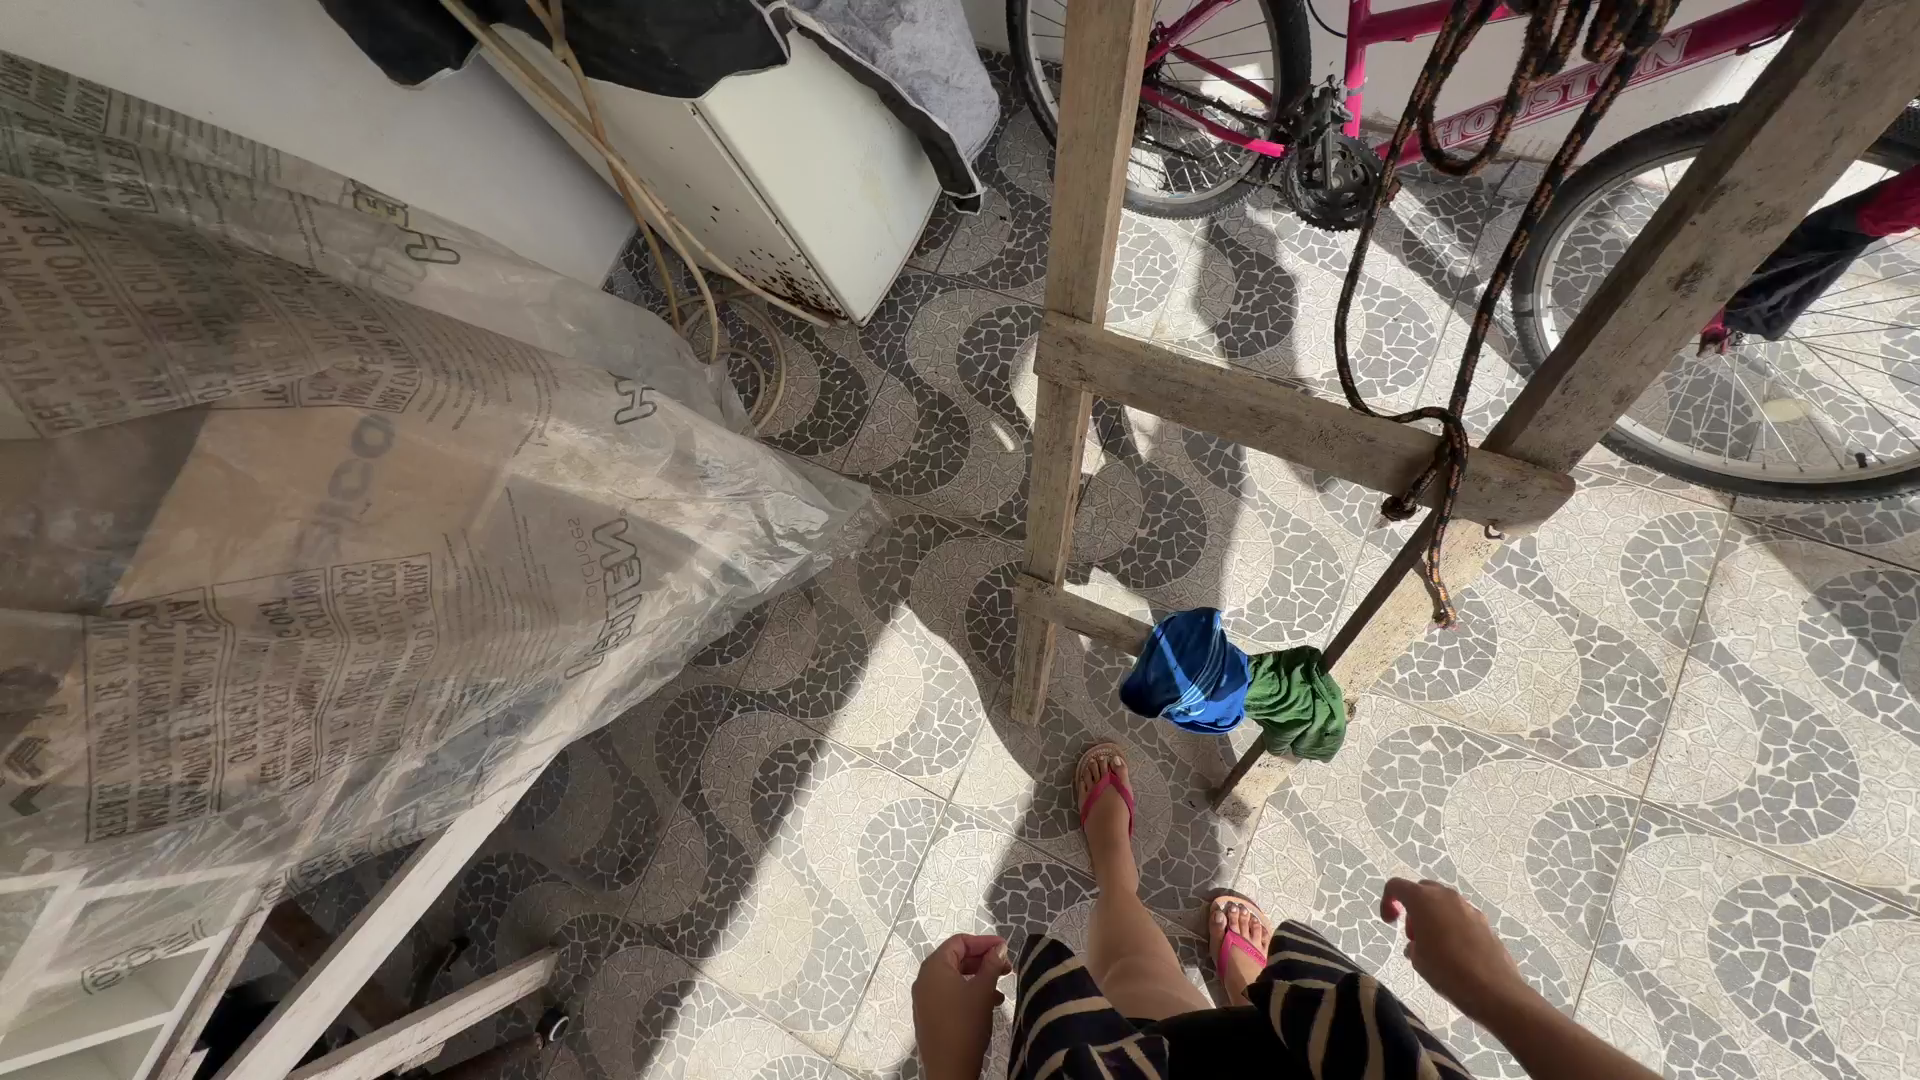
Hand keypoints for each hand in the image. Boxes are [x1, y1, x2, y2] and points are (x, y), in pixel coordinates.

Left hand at [912, 933, 1012, 1079]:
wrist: (949, 1072)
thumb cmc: (965, 1025)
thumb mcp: (983, 991)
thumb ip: (991, 964)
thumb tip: (999, 947)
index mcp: (934, 966)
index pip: (959, 942)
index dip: (983, 942)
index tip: (1004, 948)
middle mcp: (925, 978)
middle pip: (956, 958)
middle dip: (982, 960)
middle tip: (1006, 967)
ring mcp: (925, 998)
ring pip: (955, 978)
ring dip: (978, 978)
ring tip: (1000, 987)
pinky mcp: (930, 1015)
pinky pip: (950, 994)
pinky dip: (969, 992)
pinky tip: (989, 1004)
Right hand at [1380, 878, 1533, 1022]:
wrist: (1496, 992)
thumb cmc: (1448, 971)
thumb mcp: (1418, 959)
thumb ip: (1413, 943)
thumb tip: (1419, 945)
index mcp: (1423, 899)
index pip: (1396, 886)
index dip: (1388, 901)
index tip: (1390, 922)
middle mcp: (1446, 897)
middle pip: (1422, 890)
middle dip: (1414, 908)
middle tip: (1414, 935)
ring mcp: (1470, 910)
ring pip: (1444, 904)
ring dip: (1434, 917)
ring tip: (1436, 946)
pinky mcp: (1487, 925)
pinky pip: (1462, 918)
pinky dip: (1453, 928)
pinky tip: (1456, 954)